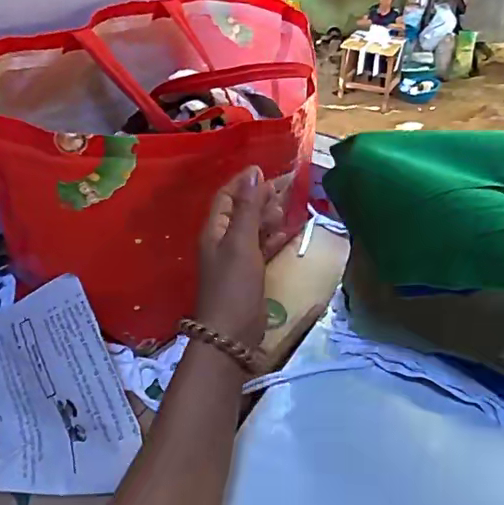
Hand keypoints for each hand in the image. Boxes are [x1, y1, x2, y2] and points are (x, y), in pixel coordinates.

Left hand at [196, 166, 291, 347]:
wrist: (231, 334)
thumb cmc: (234, 285)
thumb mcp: (241, 243)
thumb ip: (248, 209)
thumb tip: (254, 173)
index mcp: (215, 230)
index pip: (227, 196)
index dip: (245, 182)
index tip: (268, 170)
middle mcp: (223, 242)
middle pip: (241, 211)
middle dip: (261, 198)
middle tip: (287, 190)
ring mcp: (236, 260)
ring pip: (253, 230)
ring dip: (269, 218)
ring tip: (289, 210)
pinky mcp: (250, 276)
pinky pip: (262, 249)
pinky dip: (274, 239)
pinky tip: (288, 234)